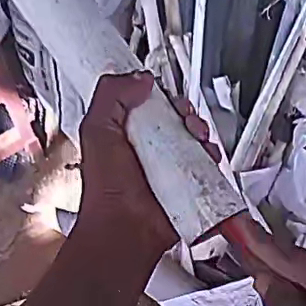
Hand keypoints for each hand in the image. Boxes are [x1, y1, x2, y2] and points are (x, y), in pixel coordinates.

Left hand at [73, 72, 218, 264]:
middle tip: (182, 118)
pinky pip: (205, 165)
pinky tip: (204, 156)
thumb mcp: (96, 129)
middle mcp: (148, 150)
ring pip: (194, 139)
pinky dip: (210, 157)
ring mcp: (168, 168)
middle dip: (184, 112)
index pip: (149, 104)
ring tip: (195, 136)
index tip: (162, 95)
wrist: (124, 227)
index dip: (159, 95)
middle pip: (176, 118)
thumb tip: (140, 79)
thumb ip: (111, 95)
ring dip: (200, 132)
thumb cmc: (105, 190)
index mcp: (125, 135)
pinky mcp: (186, 185)